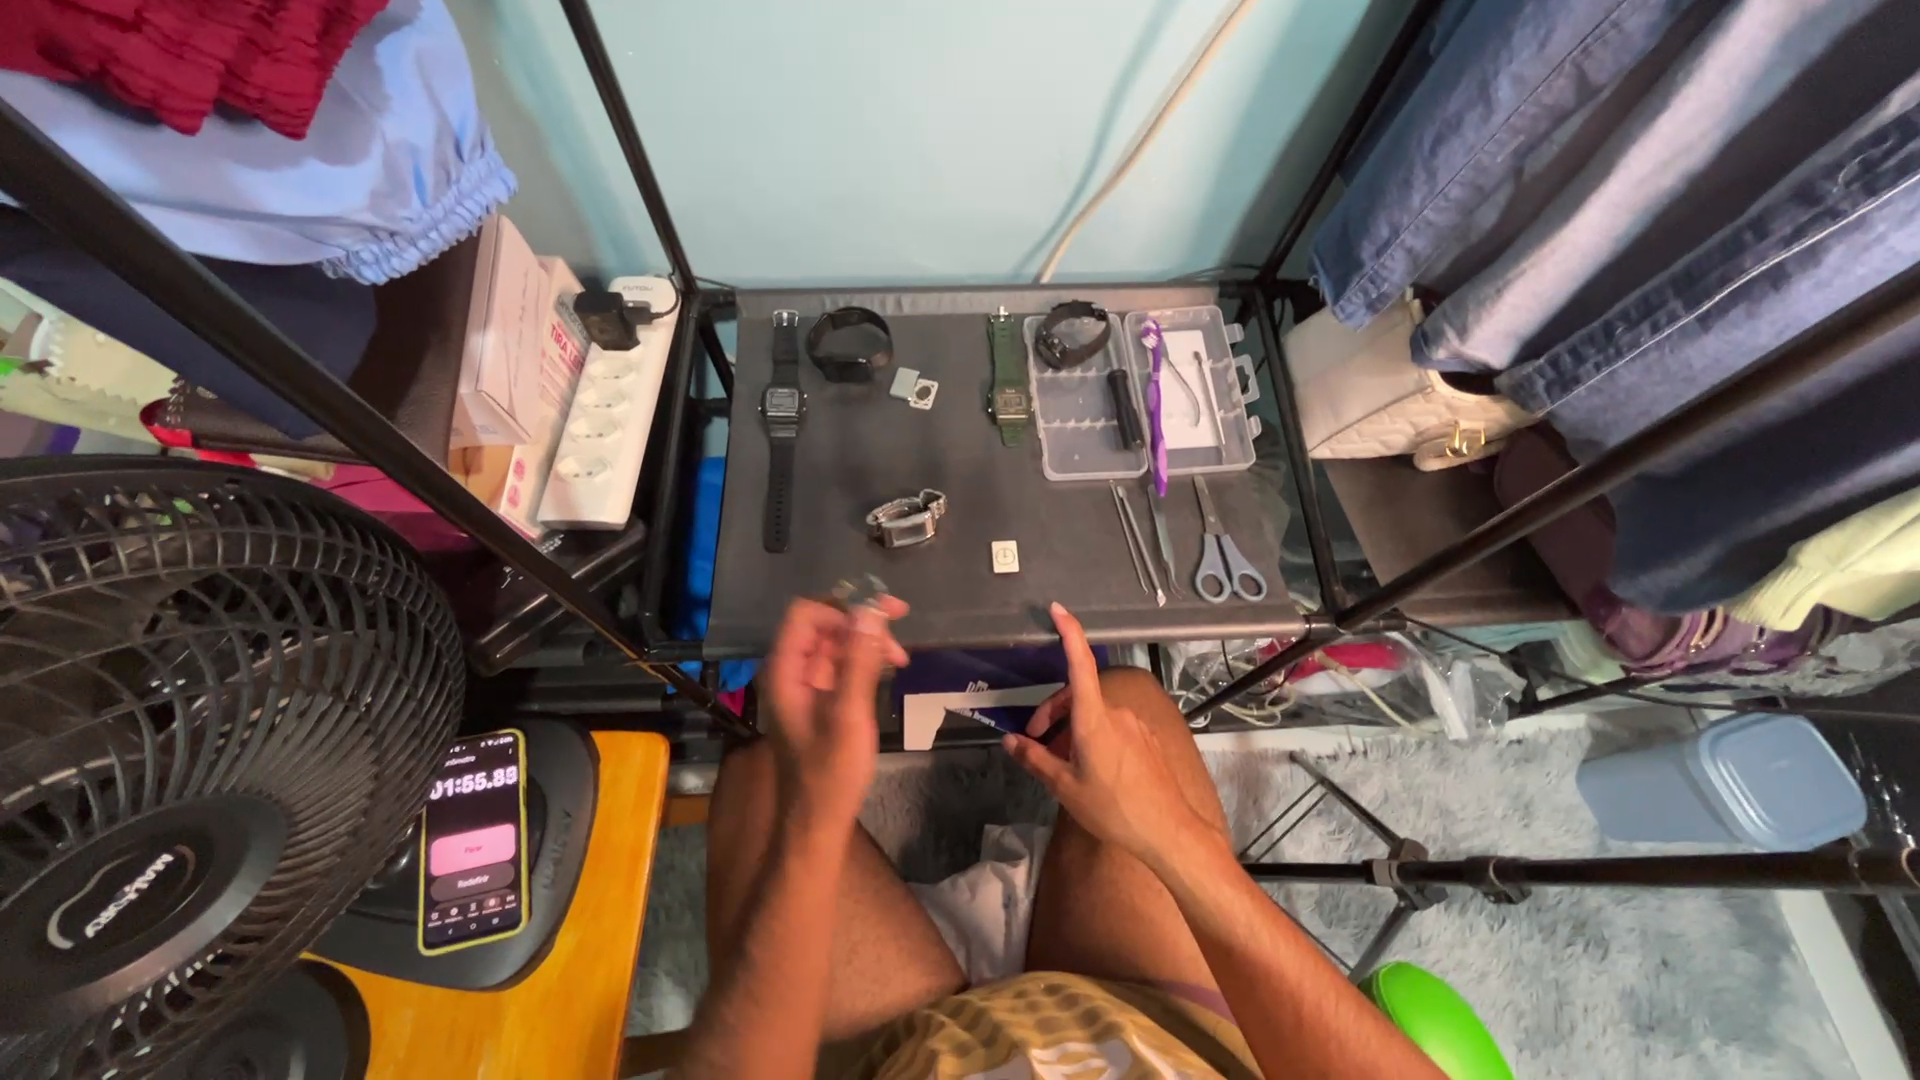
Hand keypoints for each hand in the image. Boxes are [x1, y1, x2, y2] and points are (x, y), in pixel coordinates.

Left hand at [760, 595, 909, 828]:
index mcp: (784, 671)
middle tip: (900, 626)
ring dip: (867, 641)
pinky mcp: (819, 700)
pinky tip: (887, 669)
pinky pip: (840, 664)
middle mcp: (789, 671)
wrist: (817, 821)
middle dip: (861, 621)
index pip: (806, 614)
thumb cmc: (830, 773)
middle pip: (823, 624)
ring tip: (900, 658)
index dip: (843, 610)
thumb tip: (871, 612)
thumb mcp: (849, 715)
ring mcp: (804, 686)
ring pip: (835, 642)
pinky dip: (864, 659)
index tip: (883, 619)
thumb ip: (859, 661)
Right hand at [1001, 603, 1212, 868]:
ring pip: (1096, 715)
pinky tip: (1091, 769)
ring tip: (1062, 764)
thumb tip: (1010, 741)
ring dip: (1074, 729)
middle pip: (1079, 695)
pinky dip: (1095, 738)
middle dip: (1054, 712)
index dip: (1069, 632)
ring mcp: (1136, 725)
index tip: (1058, 609)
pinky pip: (1114, 728)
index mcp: (1094, 718)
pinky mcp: (1148, 740)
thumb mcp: (1064, 787)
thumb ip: (1035, 759)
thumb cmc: (1112, 808)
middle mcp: (1117, 712)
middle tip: (1035, 741)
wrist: (1169, 832)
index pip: (1079, 663)